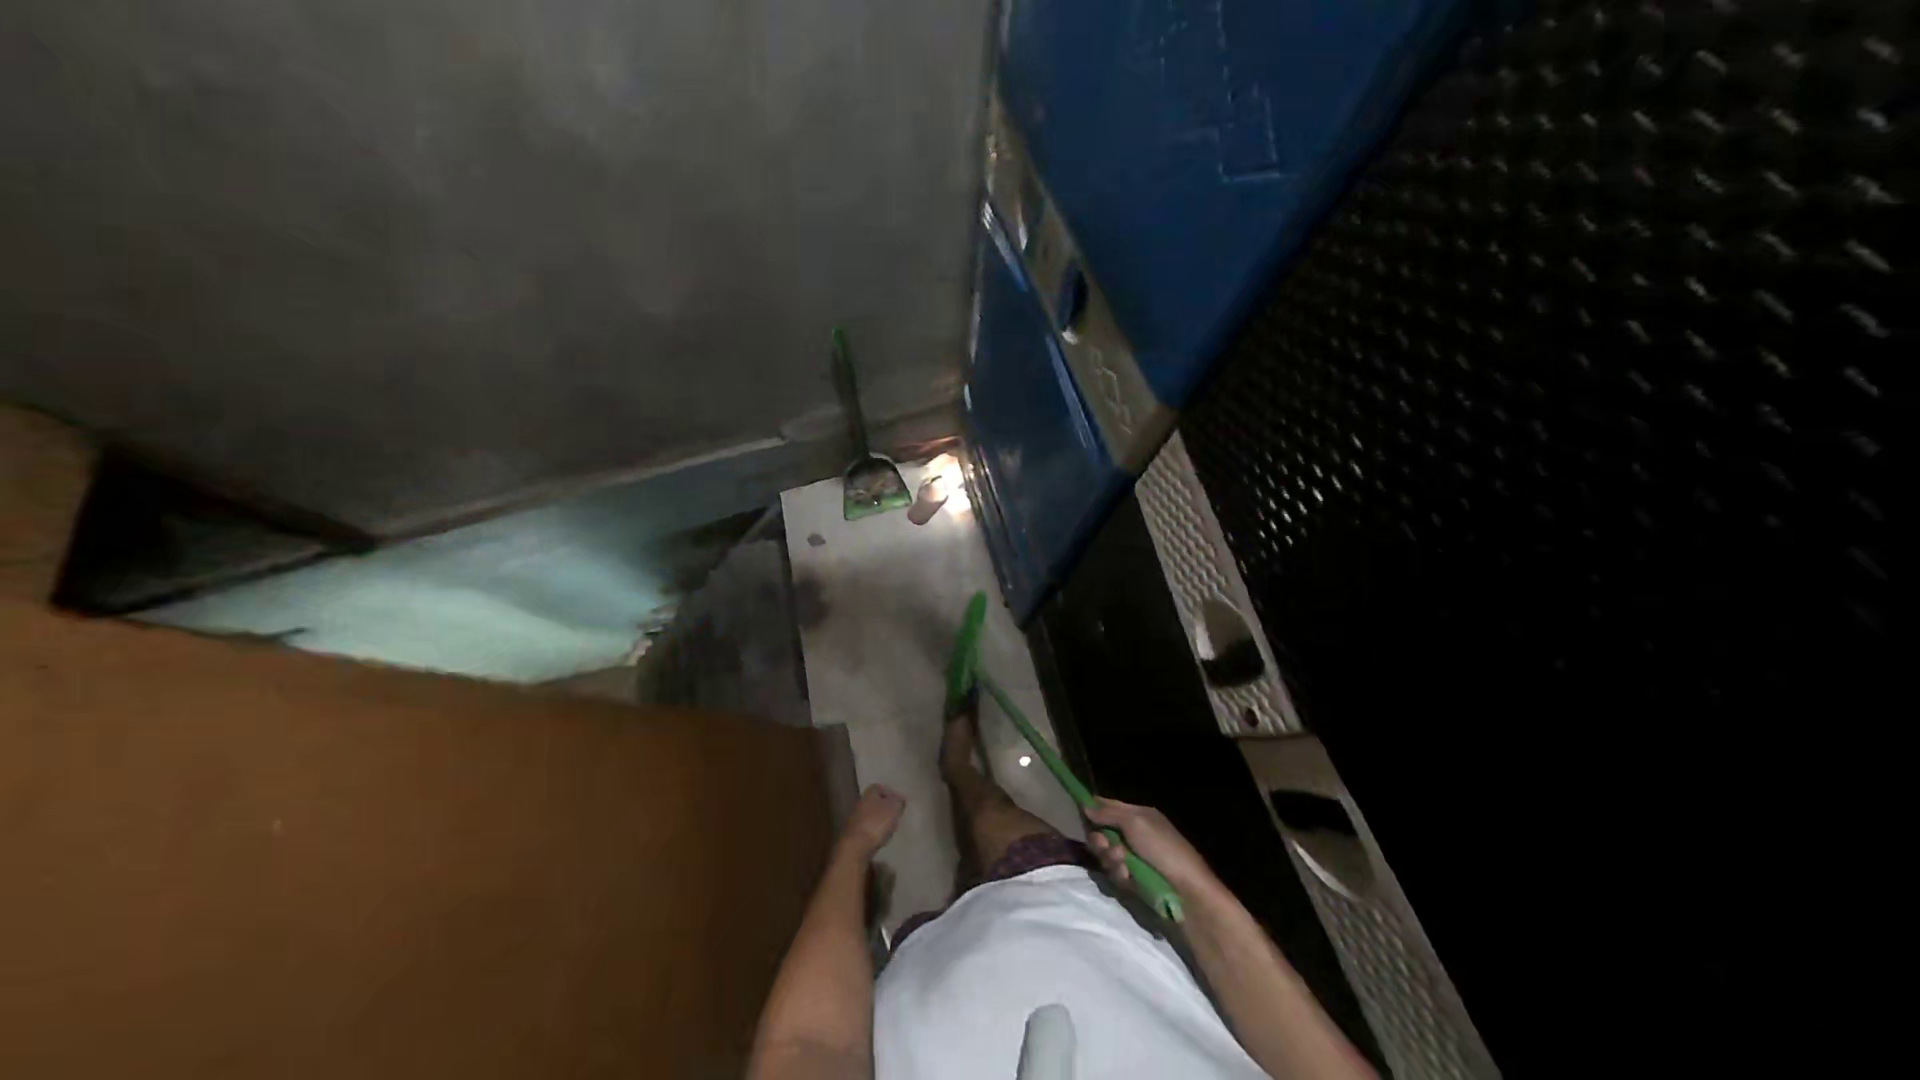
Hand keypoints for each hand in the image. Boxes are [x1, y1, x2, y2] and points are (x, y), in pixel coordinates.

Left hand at [838, 784, 905, 857]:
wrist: (857, 846)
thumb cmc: (877, 823)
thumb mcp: (893, 808)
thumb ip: (898, 802)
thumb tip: (899, 800)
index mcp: (869, 794)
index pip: (879, 787)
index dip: (890, 793)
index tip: (899, 801)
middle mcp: (860, 804)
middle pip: (875, 802)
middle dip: (886, 808)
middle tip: (896, 815)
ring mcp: (856, 819)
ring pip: (872, 816)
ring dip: (881, 821)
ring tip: (891, 829)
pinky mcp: (855, 834)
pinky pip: (868, 829)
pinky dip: (875, 832)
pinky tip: (882, 839)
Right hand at [1085, 798, 1219, 897]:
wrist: (1187, 891)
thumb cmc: (1163, 849)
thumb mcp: (1136, 822)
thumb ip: (1108, 813)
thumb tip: (1086, 805)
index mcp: (1138, 815)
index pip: (1108, 806)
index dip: (1093, 808)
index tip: (1079, 812)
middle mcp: (1134, 834)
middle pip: (1102, 832)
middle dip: (1100, 839)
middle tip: (1105, 845)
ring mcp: (1133, 858)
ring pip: (1106, 854)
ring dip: (1111, 858)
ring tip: (1123, 865)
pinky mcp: (1133, 879)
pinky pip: (1114, 873)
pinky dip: (1119, 874)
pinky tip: (1129, 877)